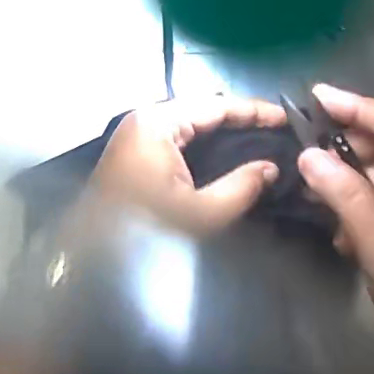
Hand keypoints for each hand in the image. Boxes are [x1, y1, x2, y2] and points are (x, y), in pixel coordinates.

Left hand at [85, 96, 284, 235]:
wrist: (87, 268)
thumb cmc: (146, 235)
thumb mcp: (203, 213)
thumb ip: (242, 185)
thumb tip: (271, 167)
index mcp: (158, 122)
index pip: (217, 105)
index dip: (255, 111)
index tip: (286, 119)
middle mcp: (145, 119)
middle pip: (203, 110)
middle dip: (241, 119)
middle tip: (278, 130)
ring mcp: (136, 135)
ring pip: (191, 123)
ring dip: (224, 131)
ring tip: (261, 138)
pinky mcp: (134, 154)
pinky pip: (178, 138)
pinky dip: (205, 143)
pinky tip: (229, 154)